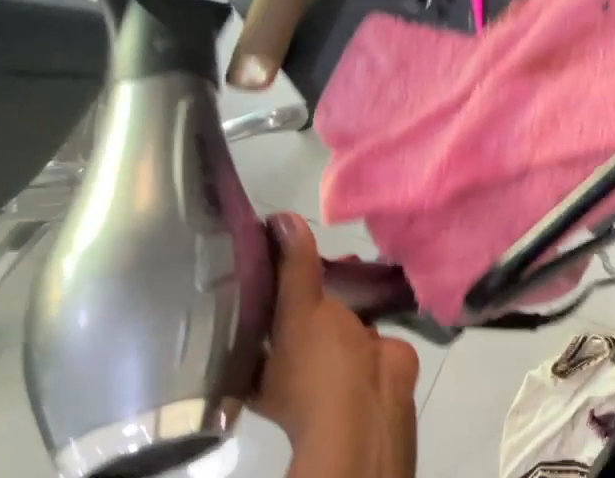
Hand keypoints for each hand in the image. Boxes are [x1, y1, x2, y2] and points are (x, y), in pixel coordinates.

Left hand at [253, 213, 418, 477]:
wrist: (374, 398)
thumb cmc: (319, 365)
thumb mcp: (300, 312)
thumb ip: (294, 267)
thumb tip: (280, 217)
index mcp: (247, 361)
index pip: (240, 311)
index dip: (248, 277)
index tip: (255, 241)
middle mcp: (280, 356)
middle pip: (284, 305)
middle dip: (297, 274)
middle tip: (300, 237)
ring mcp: (323, 349)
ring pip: (323, 304)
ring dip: (333, 280)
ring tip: (337, 245)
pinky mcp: (359, 341)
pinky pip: (356, 307)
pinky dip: (362, 289)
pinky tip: (367, 263)